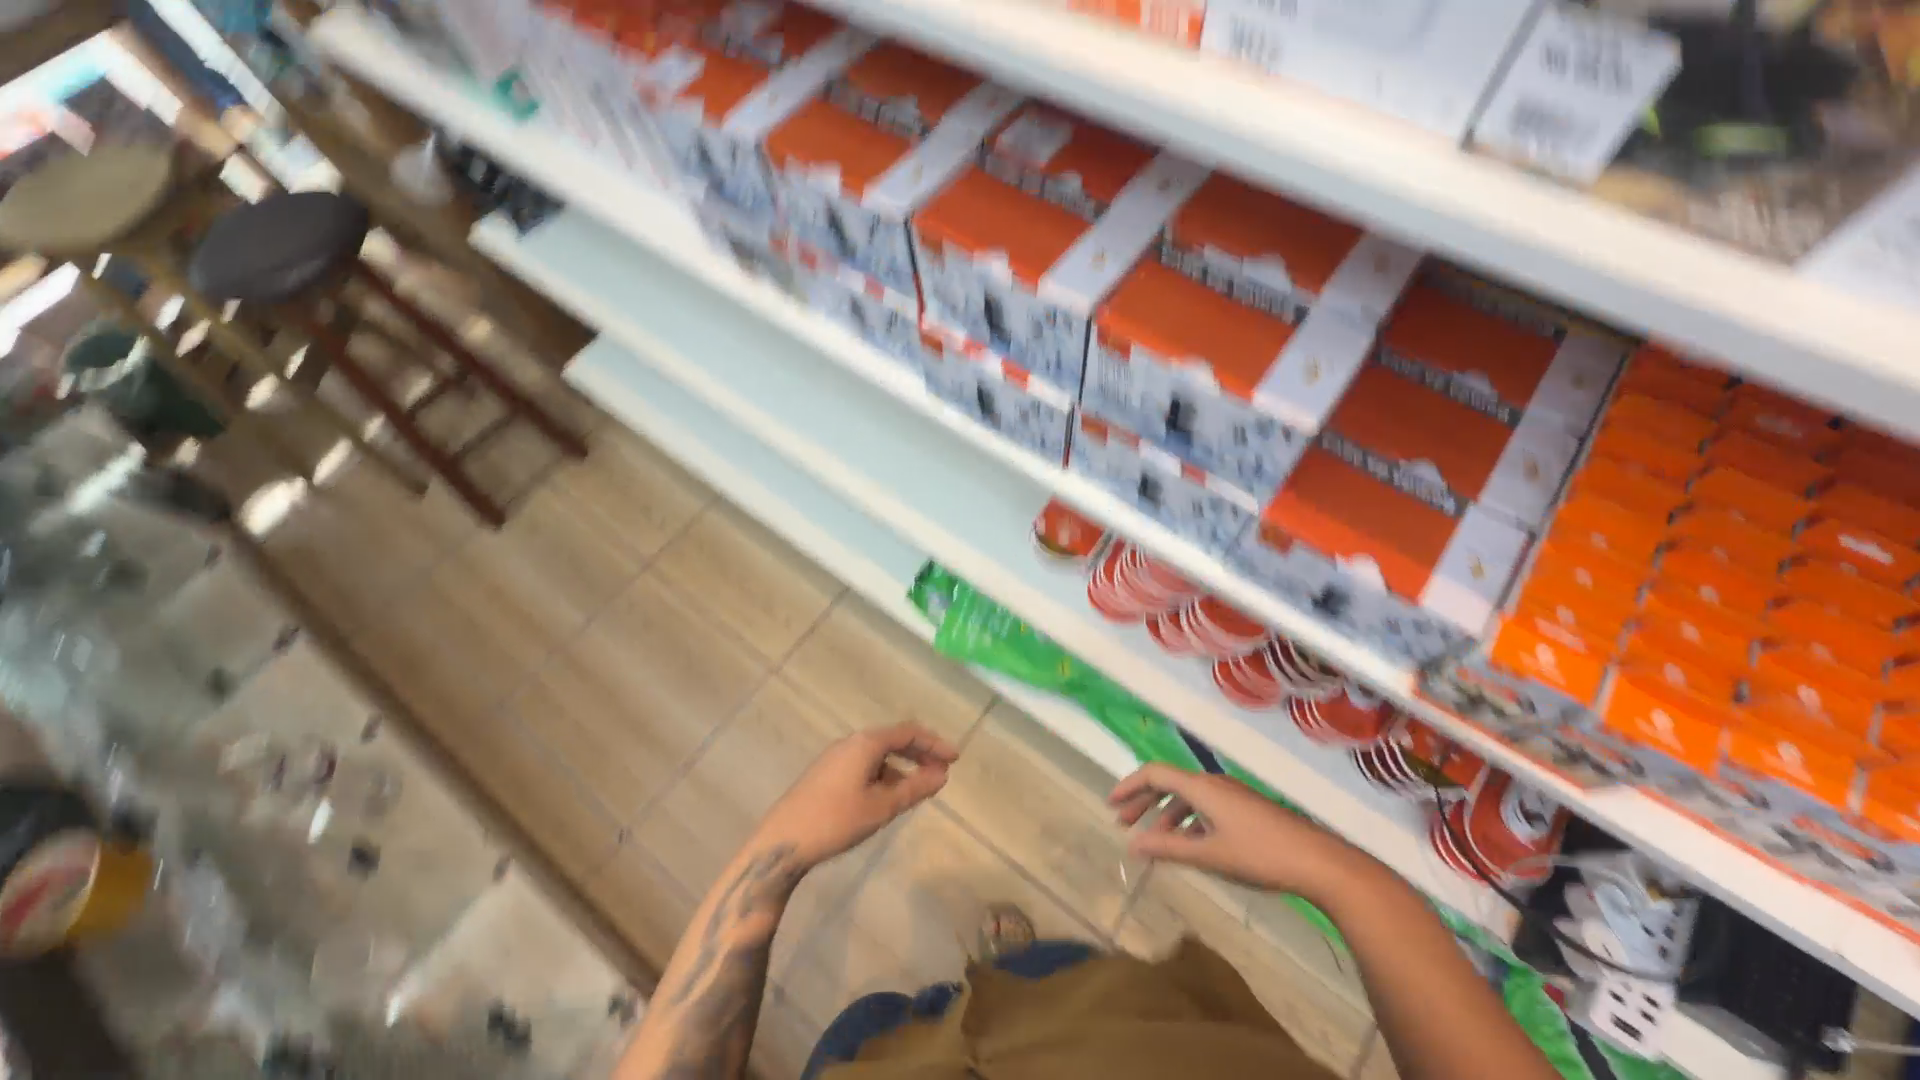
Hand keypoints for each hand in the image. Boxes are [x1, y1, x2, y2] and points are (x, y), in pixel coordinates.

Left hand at [754, 723, 958, 869]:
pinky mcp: (825, 774)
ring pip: (877, 754)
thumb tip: (941, 775)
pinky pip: (863, 765)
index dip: (934, 743)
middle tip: (942, 771)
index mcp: (865, 744)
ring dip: (901, 766)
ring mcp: (834, 758)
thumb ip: (915, 789)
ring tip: (918, 788)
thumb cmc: (836, 821)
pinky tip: (887, 797)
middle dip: (920, 753)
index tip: (955, 759)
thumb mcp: (882, 807)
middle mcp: (850, 743)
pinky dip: (883, 774)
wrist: (782, 841)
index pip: (908, 732)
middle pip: (893, 739)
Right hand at [1109, 764, 1369, 899]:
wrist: (1319, 862)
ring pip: (1189, 797)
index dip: (1130, 786)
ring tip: (1153, 840)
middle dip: (1144, 801)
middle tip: (1123, 823)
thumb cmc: (1260, 856)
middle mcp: (1215, 784)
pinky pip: (1205, 807)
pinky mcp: (1247, 811)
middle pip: (1170, 783)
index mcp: (1202, 788)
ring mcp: (1233, 796)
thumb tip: (1132, 844)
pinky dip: (1187, 821)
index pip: (1155, 774)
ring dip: (1166, 814)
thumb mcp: (1208, 855)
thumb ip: (1168, 848)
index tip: (1111, 804)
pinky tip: (1188, 845)